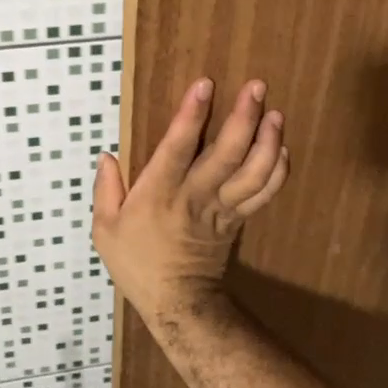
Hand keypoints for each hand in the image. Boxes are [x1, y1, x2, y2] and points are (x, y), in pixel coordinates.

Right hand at [92, 77, 290, 323]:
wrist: (177, 303)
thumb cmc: (137, 262)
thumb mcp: (105, 230)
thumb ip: (105, 190)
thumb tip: (107, 156)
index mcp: (160, 193)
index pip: (178, 147)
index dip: (192, 115)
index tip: (205, 84)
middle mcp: (196, 195)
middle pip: (226, 153)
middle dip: (244, 117)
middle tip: (257, 87)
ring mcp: (223, 208)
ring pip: (253, 172)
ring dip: (269, 141)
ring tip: (276, 114)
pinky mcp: (239, 219)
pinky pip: (264, 193)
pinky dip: (277, 170)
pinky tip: (282, 148)